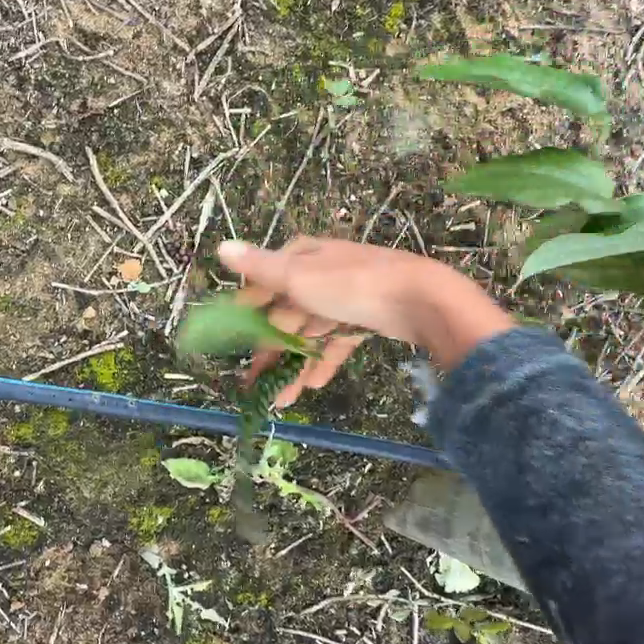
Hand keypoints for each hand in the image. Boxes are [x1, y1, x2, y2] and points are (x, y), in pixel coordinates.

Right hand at [216, 237, 514, 407]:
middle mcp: (321, 272)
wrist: (422, 300)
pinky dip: (323, 360)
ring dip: (295, 362)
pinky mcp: (367, 318)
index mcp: (301, 256)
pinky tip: (313, 384)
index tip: (233, 342)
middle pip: (286, 312)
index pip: (264, 282)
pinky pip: (336, 341)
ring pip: (310, 331)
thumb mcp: (298, 276)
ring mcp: (346, 296)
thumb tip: (221, 247)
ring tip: (283, 396)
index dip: (247, 312)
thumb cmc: (351, 284)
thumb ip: (259, 268)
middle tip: (256, 383)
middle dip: (271, 349)